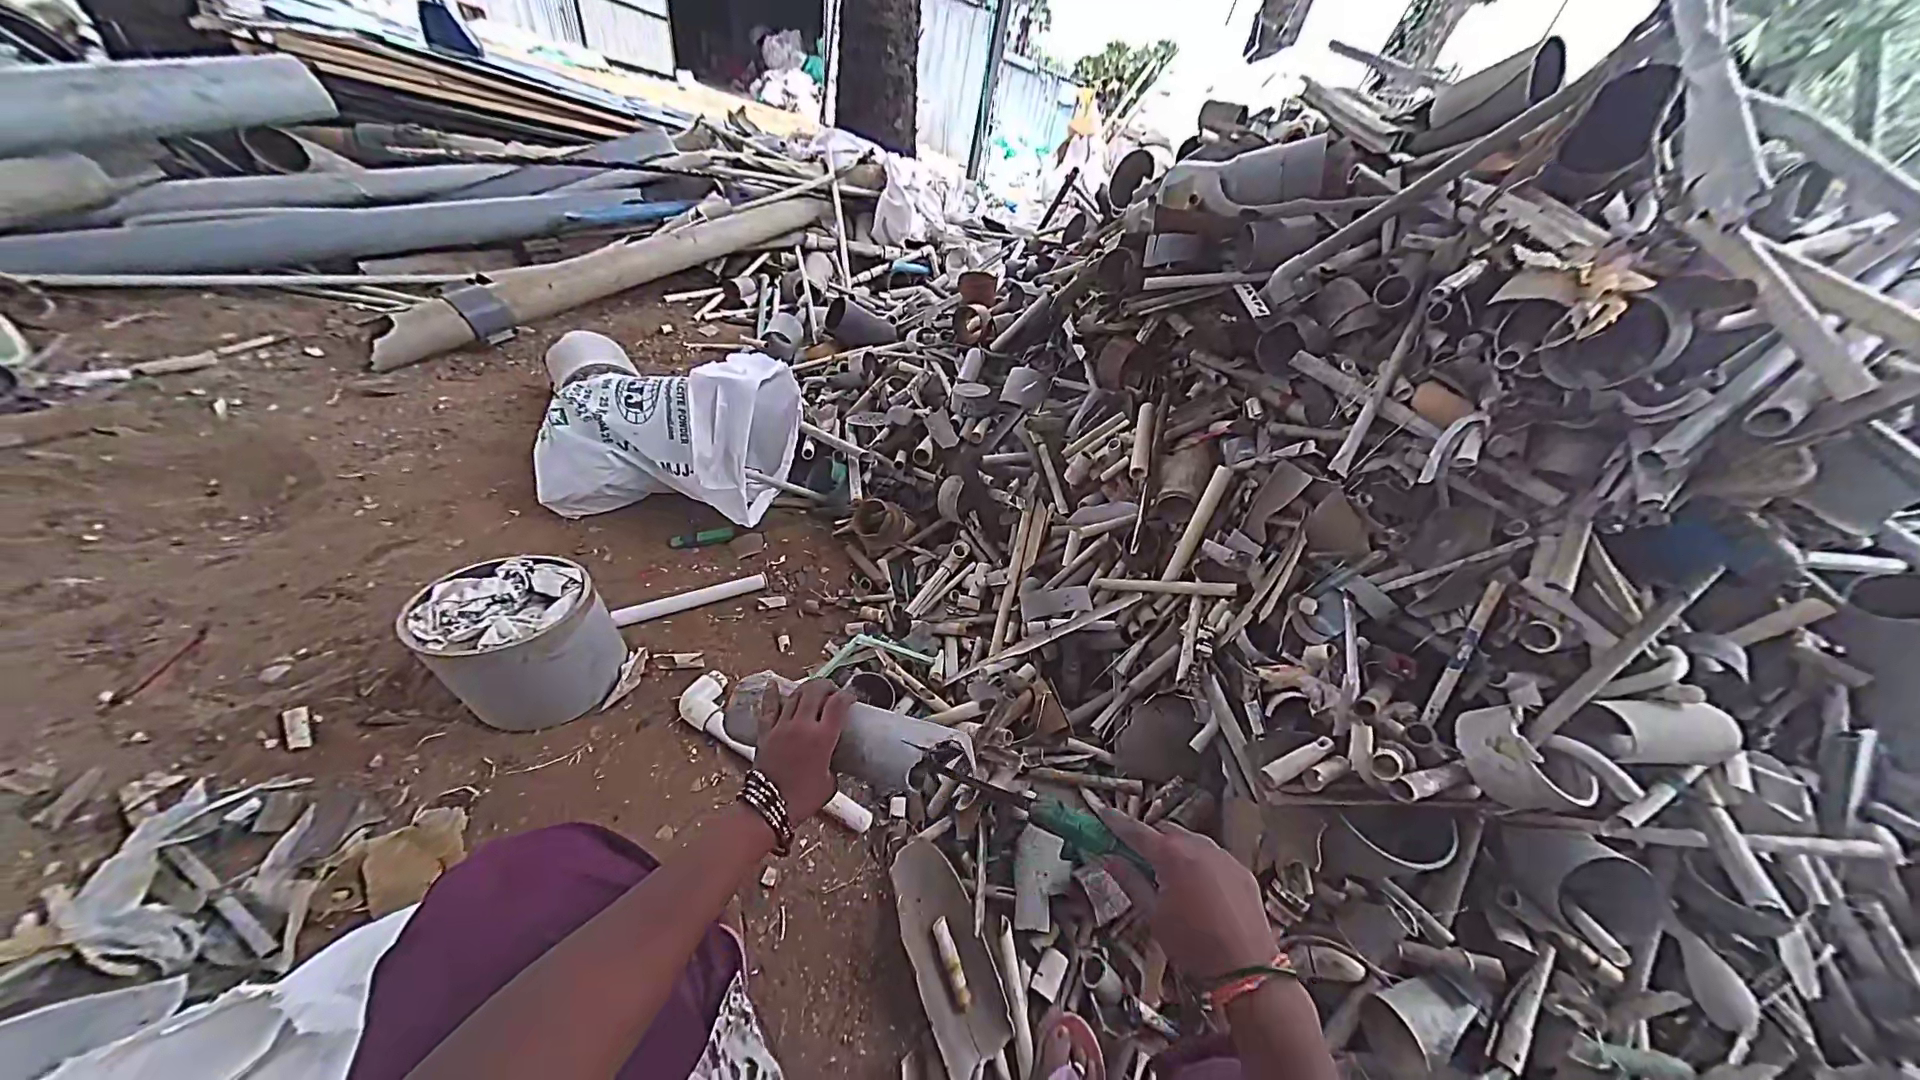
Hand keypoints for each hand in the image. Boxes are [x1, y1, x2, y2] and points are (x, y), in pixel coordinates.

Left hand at [754, 678, 849, 820]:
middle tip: (832, 690)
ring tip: (812, 689)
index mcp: (822, 738)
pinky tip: (774, 685)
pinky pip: (769, 708)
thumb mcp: (829, 783)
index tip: (851, 697)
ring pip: (795, 695)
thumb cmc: (801, 800)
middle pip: (815, 691)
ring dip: (806, 688)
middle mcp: (803, 726)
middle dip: (826, 686)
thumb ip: (832, 764)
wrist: (768, 808)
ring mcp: (782, 727)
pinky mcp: (765, 733)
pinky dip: (772, 694)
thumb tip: (830, 761)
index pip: (838, 704)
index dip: (847, 695)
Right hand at [1098, 809, 1275, 981]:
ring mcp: (1223, 856)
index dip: (1116, 821)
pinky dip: (1200, 863)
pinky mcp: (1241, 869)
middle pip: (1165, 830)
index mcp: (1171, 855)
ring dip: (1176, 850)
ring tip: (1171, 878)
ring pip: (1190, 841)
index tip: (1104, 813)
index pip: (1135, 830)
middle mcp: (1198, 846)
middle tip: (1139, 857)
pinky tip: (1199, 889)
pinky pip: (1213, 856)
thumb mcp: (1153, 915)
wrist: (1247, 971)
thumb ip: (1130, 881)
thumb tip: (1110, 860)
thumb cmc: (1194, 946)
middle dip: (1150, 840)